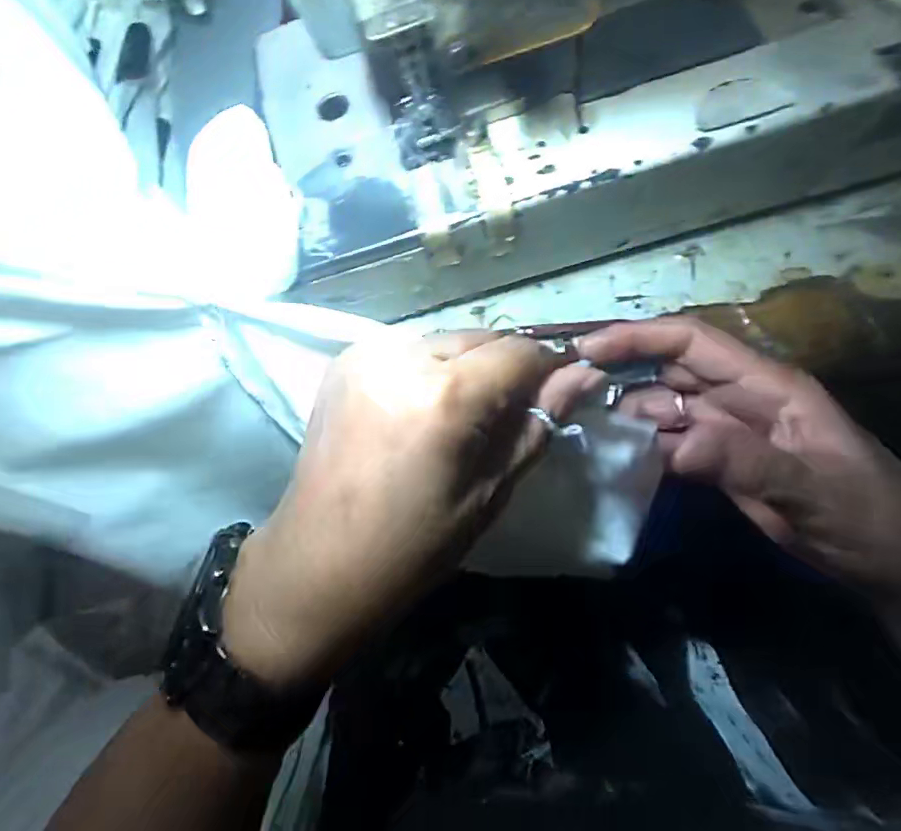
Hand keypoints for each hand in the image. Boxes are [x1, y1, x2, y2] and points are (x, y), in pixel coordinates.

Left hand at [224, 332, 601, 691]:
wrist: (317, 563)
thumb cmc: (412, 546)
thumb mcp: (489, 491)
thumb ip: (536, 424)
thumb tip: (583, 376)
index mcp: (444, 396)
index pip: (519, 352)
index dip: (547, 369)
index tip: (557, 392)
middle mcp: (403, 357)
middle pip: (481, 337)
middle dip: (506, 366)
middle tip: (510, 411)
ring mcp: (367, 352)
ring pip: (446, 338)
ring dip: (468, 364)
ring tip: (465, 412)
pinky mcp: (344, 359)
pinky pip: (409, 347)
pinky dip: (430, 366)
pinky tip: (425, 405)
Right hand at [576, 318, 900, 603]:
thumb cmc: (875, 521)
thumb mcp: (817, 492)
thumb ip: (746, 463)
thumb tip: (673, 443)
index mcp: (770, 385)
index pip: (694, 341)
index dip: (640, 337)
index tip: (588, 349)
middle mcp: (743, 398)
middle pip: (672, 367)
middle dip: (622, 368)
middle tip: (568, 387)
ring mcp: (732, 431)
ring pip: (667, 405)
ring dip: (628, 411)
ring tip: (584, 425)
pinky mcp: (725, 463)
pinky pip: (674, 442)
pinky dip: (645, 445)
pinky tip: (617, 455)